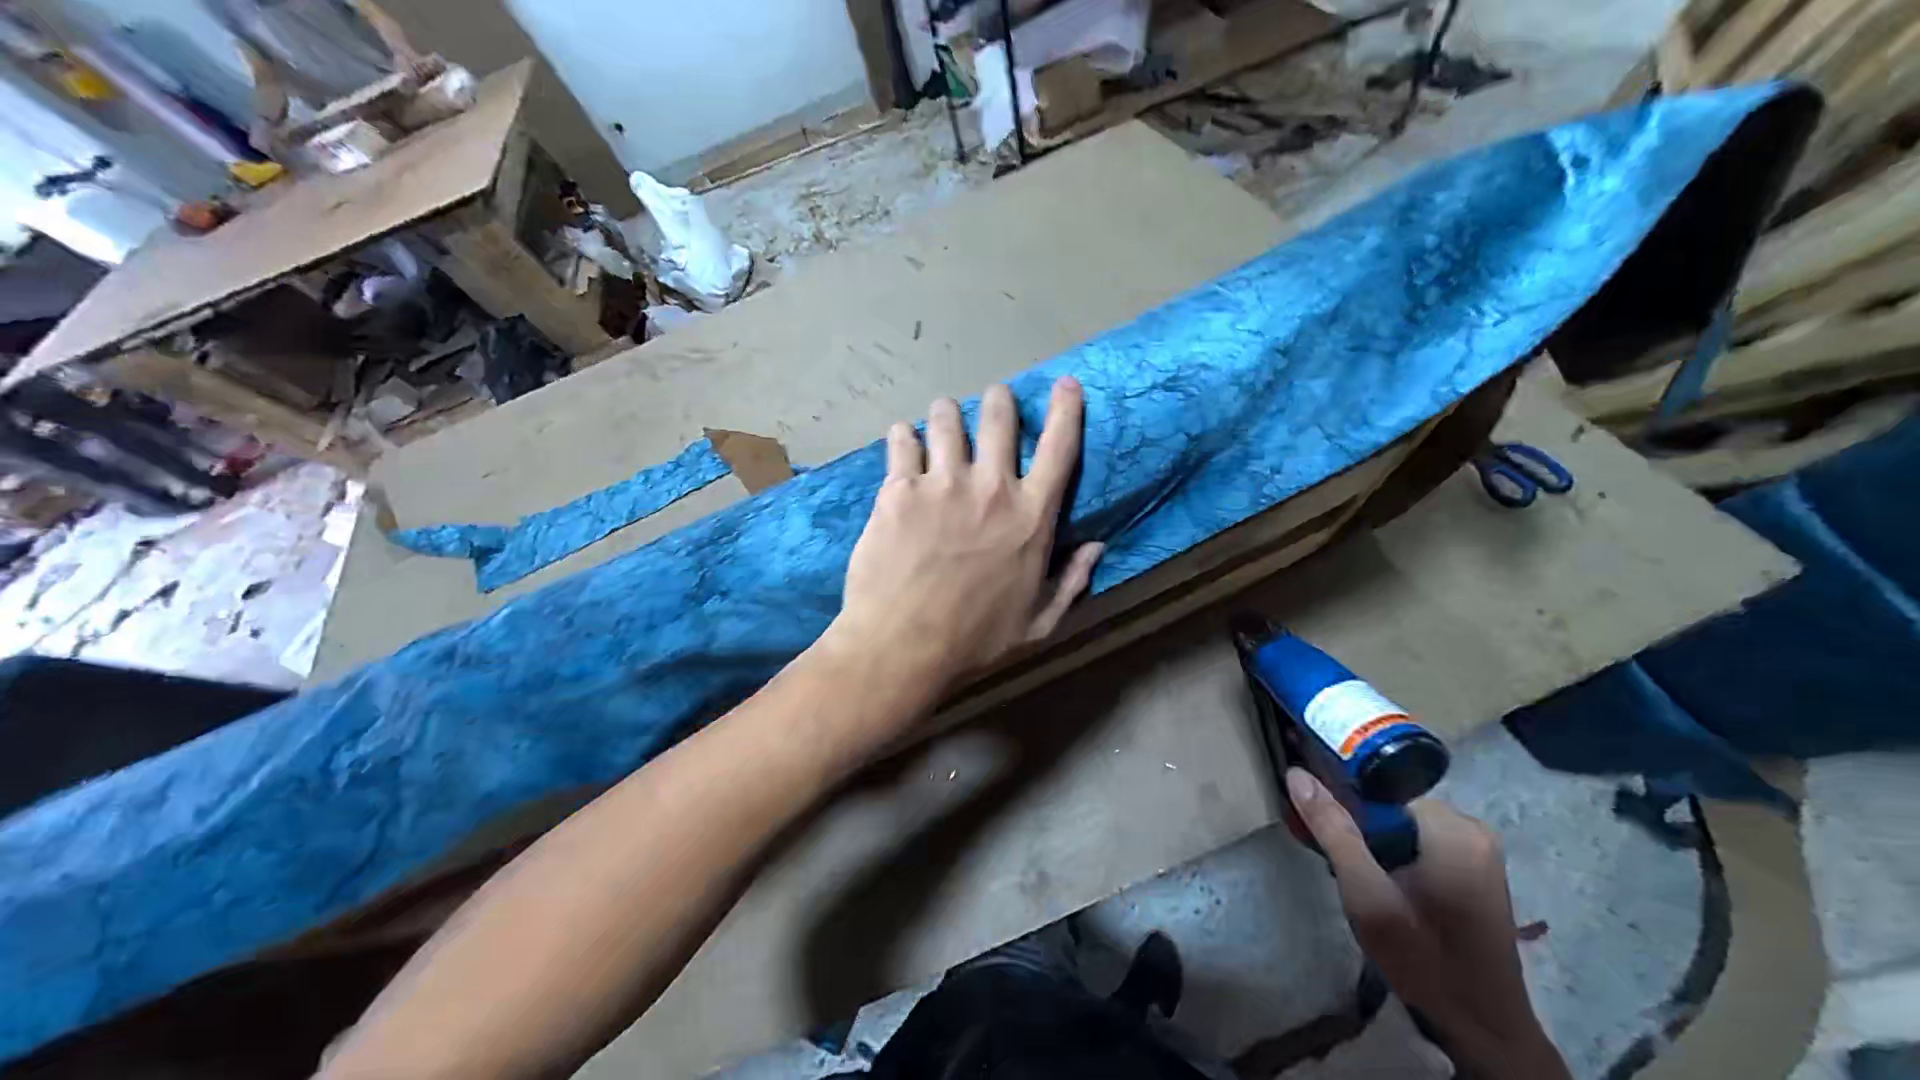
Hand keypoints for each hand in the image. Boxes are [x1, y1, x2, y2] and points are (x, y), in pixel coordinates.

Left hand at [823, 377, 1104, 699]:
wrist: (903, 646)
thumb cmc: (975, 641)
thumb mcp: (1039, 623)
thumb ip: (1072, 582)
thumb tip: (1097, 546)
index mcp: (1031, 517)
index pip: (1059, 449)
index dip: (1066, 410)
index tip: (1065, 384)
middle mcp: (991, 488)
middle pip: (998, 418)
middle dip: (999, 400)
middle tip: (993, 397)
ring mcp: (942, 484)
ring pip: (946, 420)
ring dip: (947, 413)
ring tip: (941, 414)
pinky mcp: (899, 489)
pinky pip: (902, 442)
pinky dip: (903, 436)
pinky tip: (901, 437)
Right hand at [1286, 769, 1570, 1079]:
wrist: (1481, 1025)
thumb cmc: (1423, 958)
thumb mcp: (1367, 896)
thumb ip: (1333, 830)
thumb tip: (1297, 773)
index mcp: (1453, 828)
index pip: (1379, 786)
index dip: (1342, 799)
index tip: (1317, 821)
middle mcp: (1473, 829)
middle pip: (1390, 802)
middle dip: (1357, 823)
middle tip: (1334, 858)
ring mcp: (1479, 849)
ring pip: (1402, 821)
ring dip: (1372, 840)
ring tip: (1355, 875)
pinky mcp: (1476, 868)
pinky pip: (1420, 839)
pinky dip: (1393, 851)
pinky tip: (1381, 883)